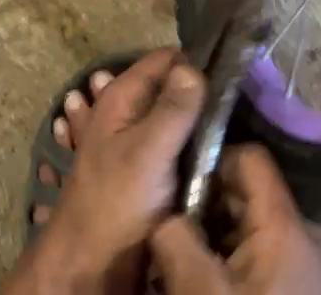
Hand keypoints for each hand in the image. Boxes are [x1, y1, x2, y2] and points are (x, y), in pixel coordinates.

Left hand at [1, 48, 205, 294]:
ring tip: (220, 126)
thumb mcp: (149, 151)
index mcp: (121, 95)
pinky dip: (182, 142)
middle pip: (168, 86)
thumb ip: (172, 109)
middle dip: (195, 92)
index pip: (166, 59)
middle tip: (231, 107)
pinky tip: (200, 148)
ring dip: (190, 120)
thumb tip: (194, 66)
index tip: (229, 81)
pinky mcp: (138, 166)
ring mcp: (129, 138)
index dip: (196, 65)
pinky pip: (167, 143)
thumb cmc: (117, 202)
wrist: (89, 261)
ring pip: (168, 115)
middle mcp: (123, 109)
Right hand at [148, 146, 320, 294]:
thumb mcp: (199, 288)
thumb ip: (174, 236)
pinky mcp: (276, 290)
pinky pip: (240, 253)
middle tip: (163, 213)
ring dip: (201, 230)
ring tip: (169, 245)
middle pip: (241, 191)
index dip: (209, 159)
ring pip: (236, 223)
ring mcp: (286, 267)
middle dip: (199, 198)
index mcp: (284, 227)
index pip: (250, 158)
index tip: (174, 175)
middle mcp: (291, 238)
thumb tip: (161, 215)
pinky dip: (212, 255)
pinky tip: (185, 272)